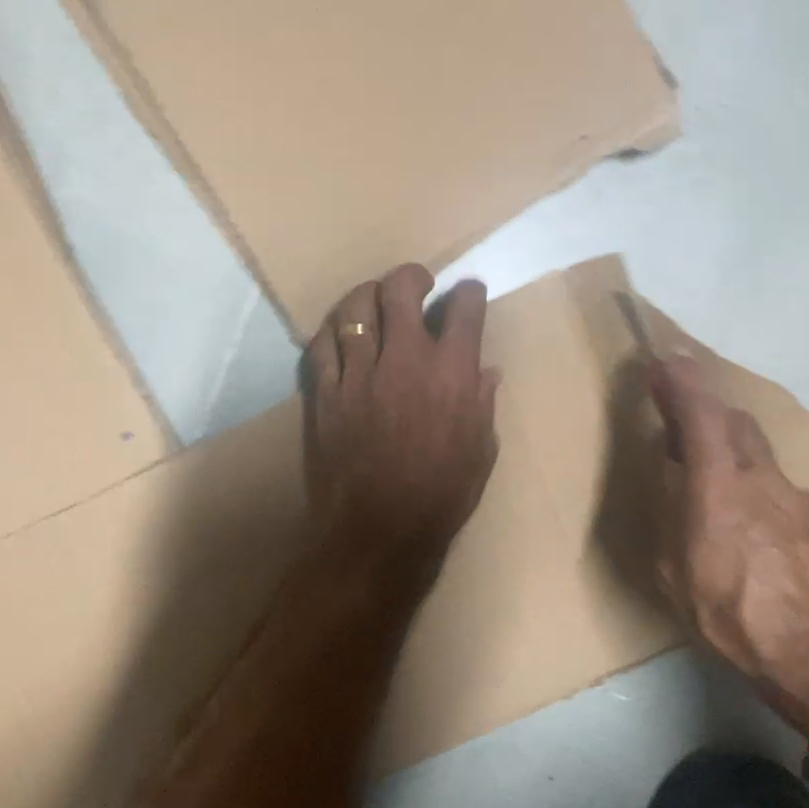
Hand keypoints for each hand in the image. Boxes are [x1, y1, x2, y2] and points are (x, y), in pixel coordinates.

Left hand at [304, 264, 498, 572]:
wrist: (378, 530)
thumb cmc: (440, 497)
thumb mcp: (480, 453)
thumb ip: (482, 405)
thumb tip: (486, 374)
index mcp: (452, 372)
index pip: (464, 306)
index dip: (469, 293)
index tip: (467, 298)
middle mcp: (404, 360)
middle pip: (401, 289)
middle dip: (412, 277)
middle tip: (417, 287)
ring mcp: (359, 374)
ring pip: (355, 307)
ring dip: (368, 296)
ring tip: (375, 303)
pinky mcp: (326, 394)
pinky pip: (322, 345)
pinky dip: (333, 332)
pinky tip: (342, 336)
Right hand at [643, 357, 808, 691]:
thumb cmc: (729, 615)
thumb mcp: (674, 569)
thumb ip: (672, 513)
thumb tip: (672, 474)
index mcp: (719, 486)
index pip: (698, 414)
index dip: (679, 382)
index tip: (661, 361)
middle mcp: (763, 479)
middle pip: (735, 422)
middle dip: (704, 408)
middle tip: (678, 416)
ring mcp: (801, 499)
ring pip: (761, 456)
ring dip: (731, 450)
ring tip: (710, 476)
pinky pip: (781, 490)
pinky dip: (757, 488)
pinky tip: (751, 523)